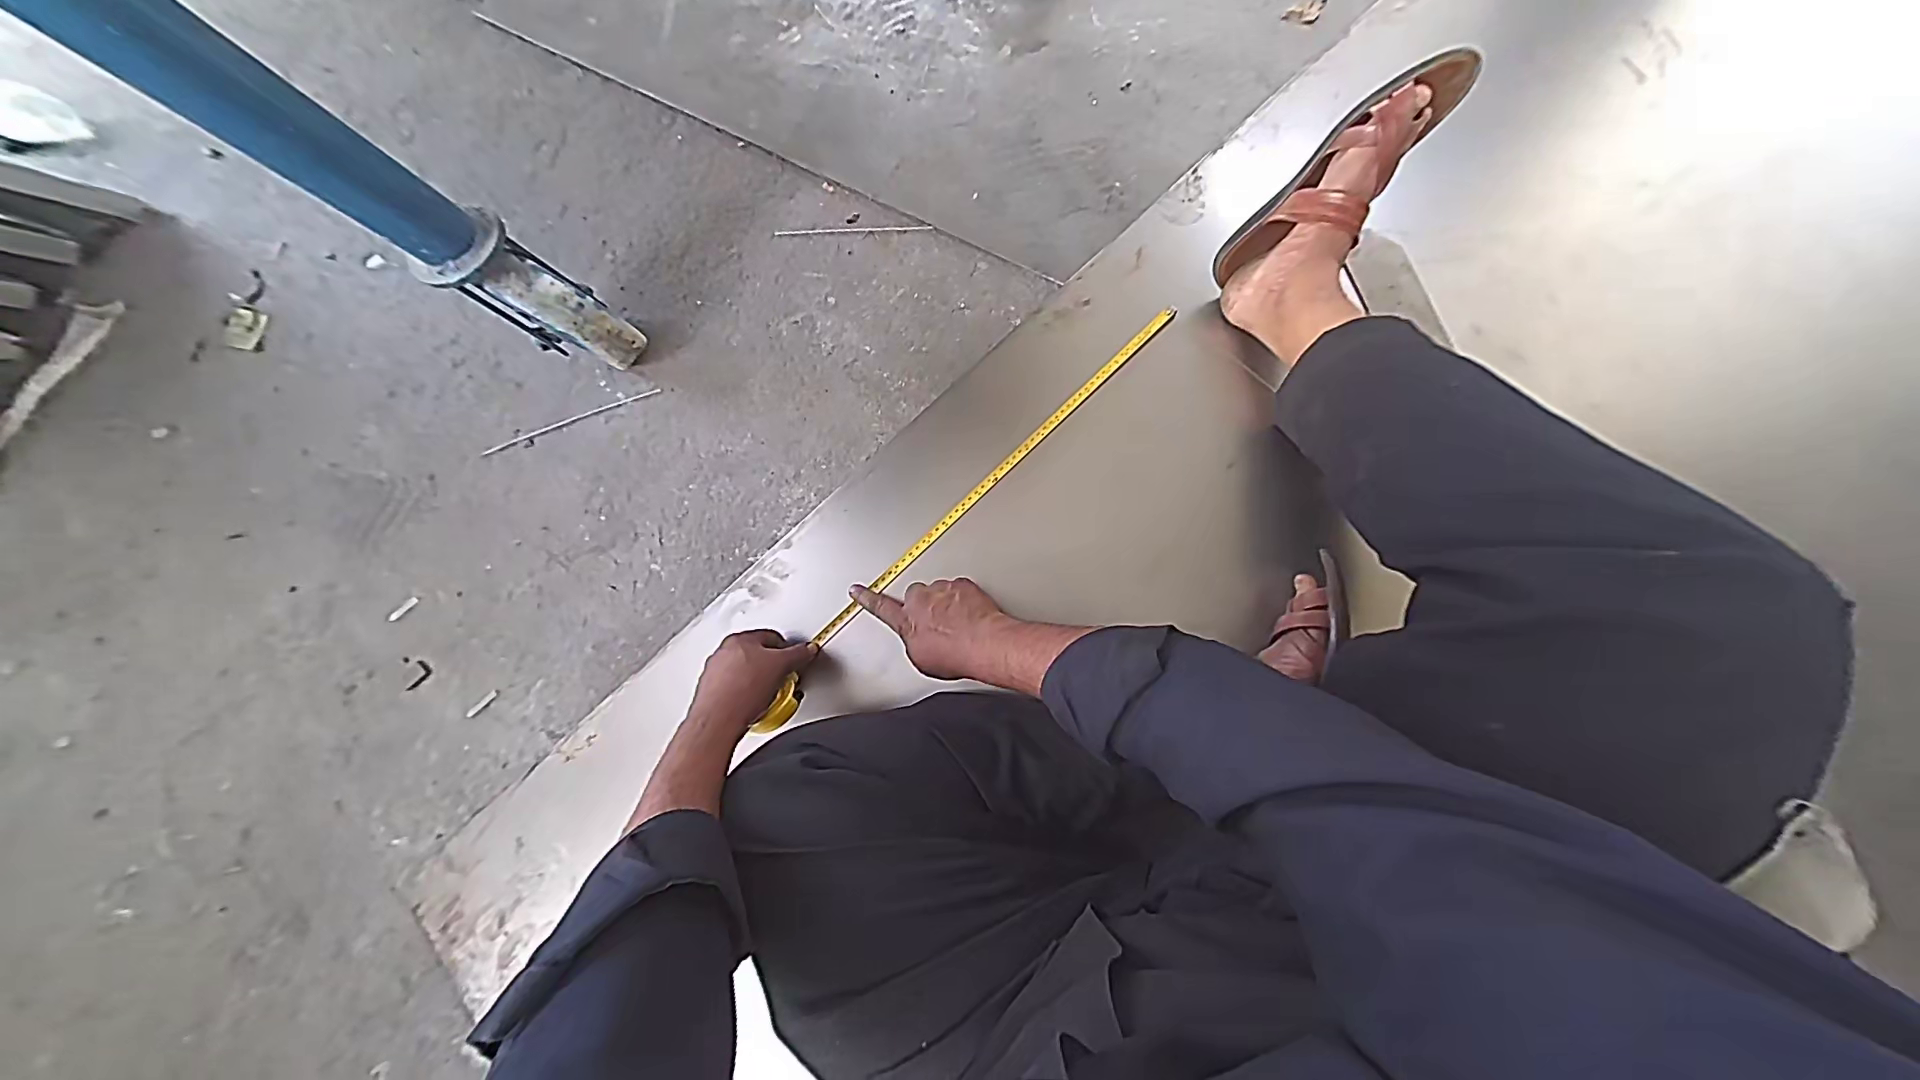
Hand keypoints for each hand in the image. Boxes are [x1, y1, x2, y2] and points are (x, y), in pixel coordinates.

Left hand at [629, 630, 816, 831]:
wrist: (718, 722)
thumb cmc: (739, 692)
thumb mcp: (781, 666)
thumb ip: (798, 654)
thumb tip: (807, 650)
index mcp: (738, 640)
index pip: (771, 637)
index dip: (789, 648)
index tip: (797, 657)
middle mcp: (723, 654)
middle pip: (757, 655)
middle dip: (773, 666)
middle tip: (784, 677)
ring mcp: (716, 674)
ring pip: (746, 673)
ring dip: (761, 682)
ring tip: (770, 695)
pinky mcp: (713, 694)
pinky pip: (737, 690)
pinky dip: (748, 696)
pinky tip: (755, 706)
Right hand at [850, 578, 1011, 681]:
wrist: (984, 644)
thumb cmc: (956, 654)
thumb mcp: (921, 659)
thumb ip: (912, 642)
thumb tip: (917, 641)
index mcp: (905, 620)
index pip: (879, 607)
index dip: (866, 598)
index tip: (857, 590)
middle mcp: (920, 600)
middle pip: (915, 596)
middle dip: (924, 606)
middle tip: (938, 623)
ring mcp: (941, 590)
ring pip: (938, 592)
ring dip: (945, 603)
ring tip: (959, 623)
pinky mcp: (961, 584)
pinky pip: (958, 589)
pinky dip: (963, 599)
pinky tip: (970, 615)